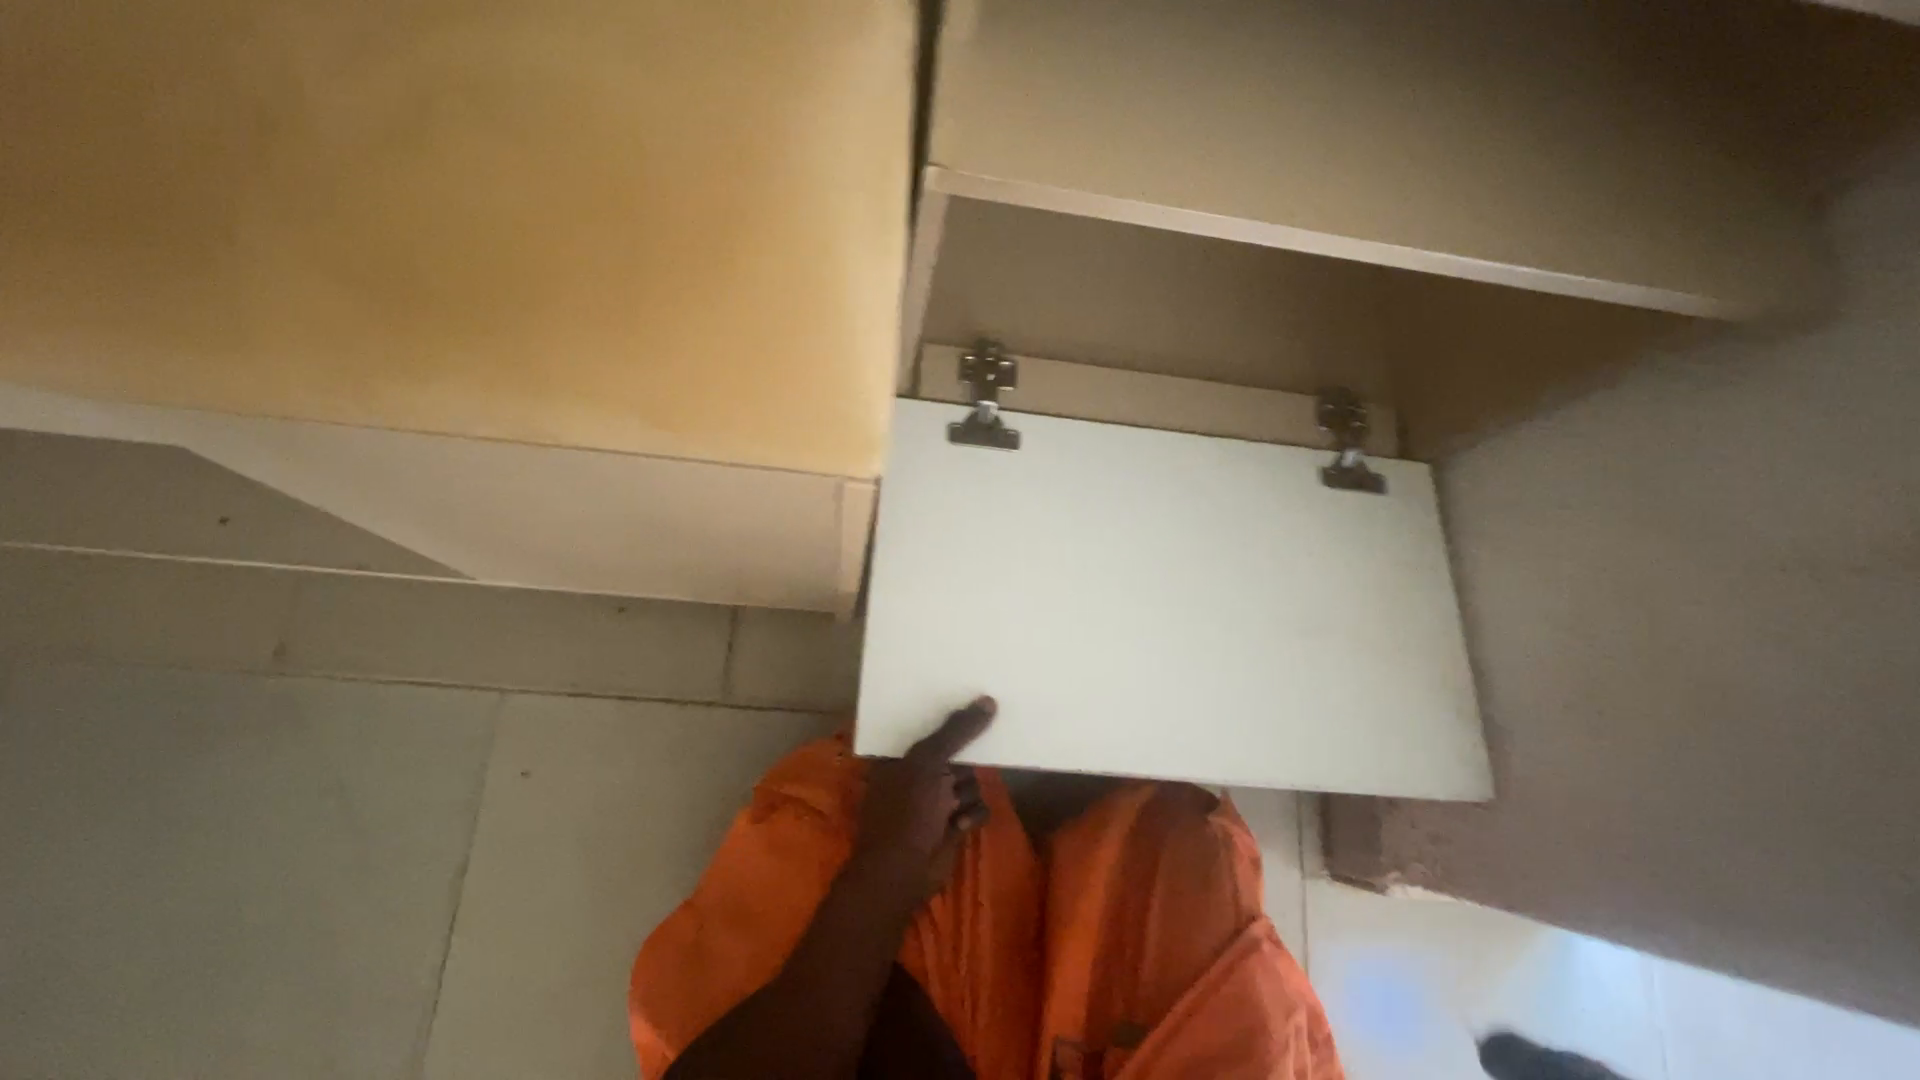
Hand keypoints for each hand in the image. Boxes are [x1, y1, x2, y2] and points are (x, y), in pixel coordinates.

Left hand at [854, 696, 995, 890]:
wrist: (902, 871)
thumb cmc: (906, 809)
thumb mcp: (929, 761)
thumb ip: (958, 730)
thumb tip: (988, 700)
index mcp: (902, 757)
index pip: (933, 730)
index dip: (955, 723)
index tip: (980, 709)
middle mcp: (918, 777)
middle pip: (958, 757)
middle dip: (964, 765)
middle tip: (966, 764)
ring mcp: (936, 803)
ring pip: (971, 783)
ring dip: (967, 795)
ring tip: (952, 808)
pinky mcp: (953, 826)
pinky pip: (977, 809)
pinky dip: (972, 816)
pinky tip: (959, 826)